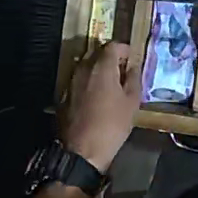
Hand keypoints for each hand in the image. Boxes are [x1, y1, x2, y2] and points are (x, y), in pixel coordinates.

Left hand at [61, 41, 142, 171]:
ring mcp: (70, 82)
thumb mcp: (132, 102)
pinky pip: (78, 81)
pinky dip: (88, 82)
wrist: (81, 152)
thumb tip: (132, 65)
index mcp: (101, 67)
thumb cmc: (112, 125)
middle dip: (111, 58)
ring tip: (110, 85)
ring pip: (86, 66)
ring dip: (98, 70)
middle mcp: (83, 69)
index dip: (125, 50)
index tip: (132, 60)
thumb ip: (133, 78)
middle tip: (123, 71)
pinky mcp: (63, 96)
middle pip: (97, 53)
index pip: (113, 45)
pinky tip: (96, 98)